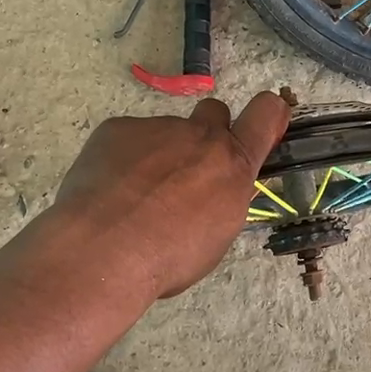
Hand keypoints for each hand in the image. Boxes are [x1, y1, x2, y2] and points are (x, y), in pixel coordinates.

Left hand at [54, 93, 290, 298]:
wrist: (101, 251)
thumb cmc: (167, 258)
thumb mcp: (216, 233)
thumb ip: (224, 196)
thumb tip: (217, 187)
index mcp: (232, 163)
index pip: (265, 114)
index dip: (268, 113)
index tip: (263, 122)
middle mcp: (200, 135)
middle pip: (214, 113)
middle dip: (205, 135)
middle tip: (185, 172)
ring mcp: (157, 126)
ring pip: (165, 133)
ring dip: (157, 156)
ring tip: (132, 197)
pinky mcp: (117, 128)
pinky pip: (127, 138)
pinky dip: (122, 159)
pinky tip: (108, 191)